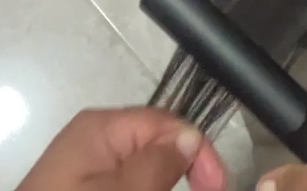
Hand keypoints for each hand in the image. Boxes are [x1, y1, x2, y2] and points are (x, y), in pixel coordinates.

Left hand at [16, 107, 227, 190]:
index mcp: (102, 128)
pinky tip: (153, 190)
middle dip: (181, 175)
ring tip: (182, 188)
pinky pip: (123, 185)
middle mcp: (95, 141)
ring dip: (161, 185)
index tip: (219, 188)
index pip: (166, 123)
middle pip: (155, 148)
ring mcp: (86, 172)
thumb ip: (156, 164)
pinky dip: (140, 189)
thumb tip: (190, 137)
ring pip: (142, 174)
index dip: (199, 151)